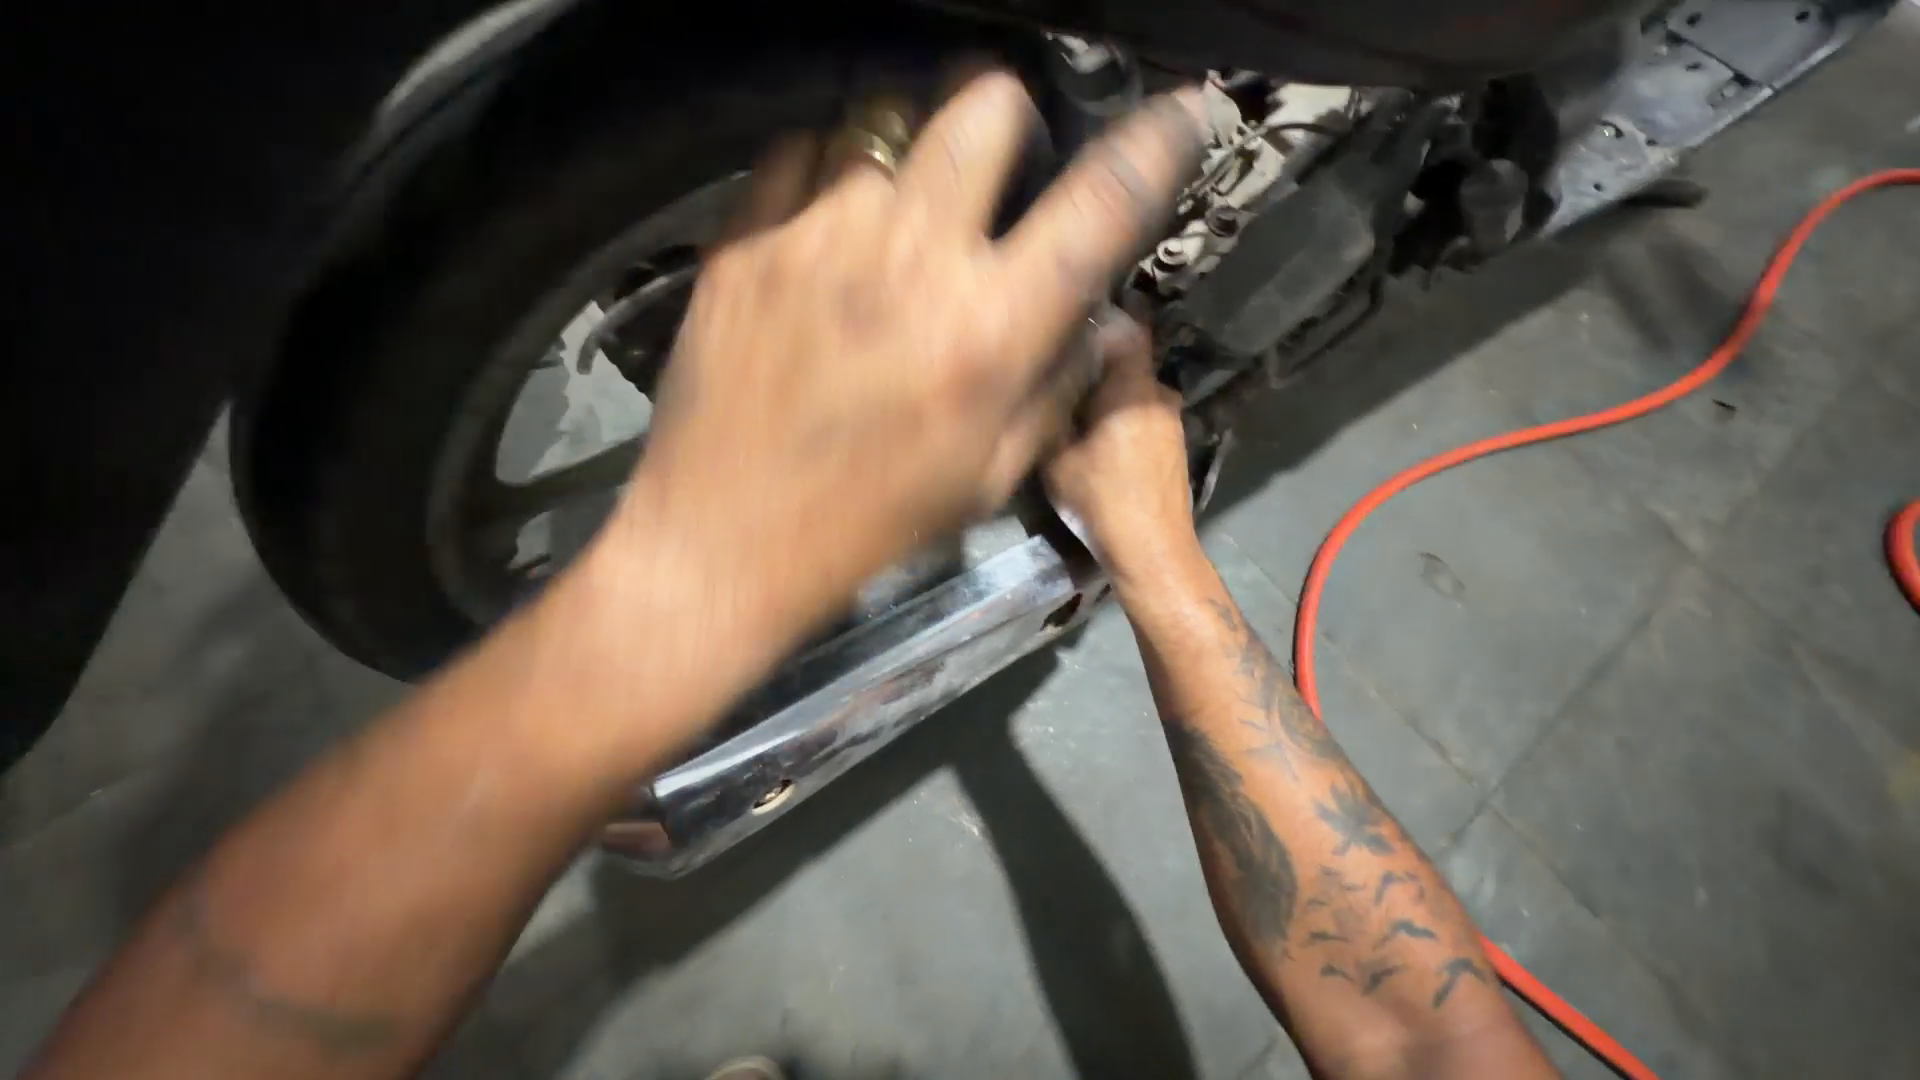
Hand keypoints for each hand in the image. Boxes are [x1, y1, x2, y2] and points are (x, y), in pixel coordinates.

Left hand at [609, 72, 1206, 644]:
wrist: (725, 539)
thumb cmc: (870, 523)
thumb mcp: (988, 476)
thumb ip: (1054, 388)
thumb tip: (1093, 322)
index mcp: (990, 327)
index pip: (1102, 201)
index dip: (1161, 142)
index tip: (1185, 114)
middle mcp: (912, 257)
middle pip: (983, 104)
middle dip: (1008, 121)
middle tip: (995, 169)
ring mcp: (818, 236)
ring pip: (884, 119)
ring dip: (911, 154)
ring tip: (898, 213)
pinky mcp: (746, 241)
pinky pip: (801, 156)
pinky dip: (828, 178)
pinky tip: (827, 232)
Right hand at [1043, 312, 1198, 583]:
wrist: (1152, 550)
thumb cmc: (1100, 499)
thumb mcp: (1056, 458)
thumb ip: (1052, 413)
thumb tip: (1044, 381)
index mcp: (1132, 388)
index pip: (1128, 329)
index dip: (1102, 318)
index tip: (1073, 319)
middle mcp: (1161, 396)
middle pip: (1127, 364)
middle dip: (1097, 366)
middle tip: (1062, 377)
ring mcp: (1174, 423)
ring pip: (1134, 394)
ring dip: (1109, 398)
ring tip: (1076, 414)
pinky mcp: (1176, 447)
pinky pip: (1144, 417)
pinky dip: (1123, 420)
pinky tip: (1101, 443)